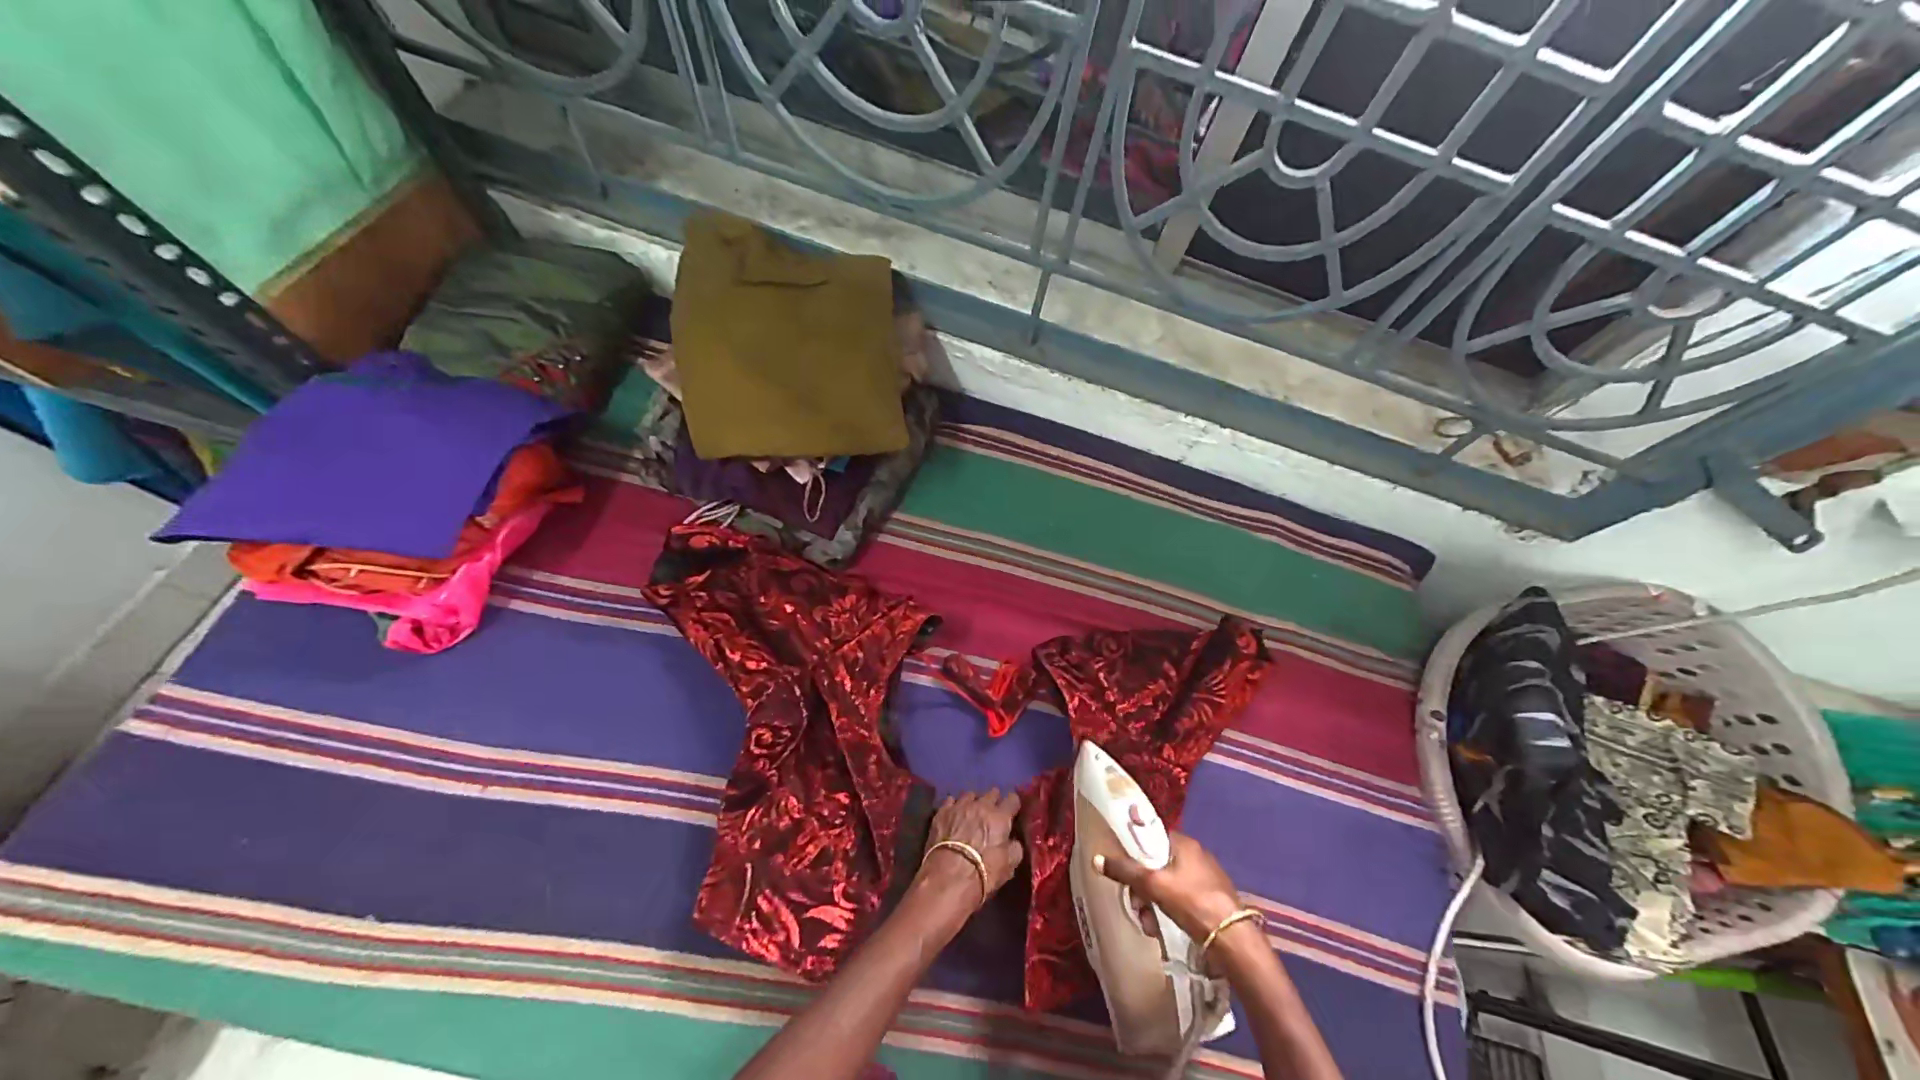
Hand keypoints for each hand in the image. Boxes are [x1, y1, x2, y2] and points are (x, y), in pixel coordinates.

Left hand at [920, 789, 1024, 905]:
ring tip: (971, 813)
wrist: (948, 877)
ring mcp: (959, 806)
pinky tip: (954, 814)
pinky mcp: (941, 812)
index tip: (1012, 811)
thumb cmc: (983, 872)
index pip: (1013, 799)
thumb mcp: (1009, 866)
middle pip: (991, 793)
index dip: (1013, 804)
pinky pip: (950, 801)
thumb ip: (1014, 848)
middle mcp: (981, 805)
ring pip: (970, 795)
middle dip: (994, 801)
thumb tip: (1013, 841)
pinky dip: (954, 806)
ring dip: (973, 802)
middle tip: (992, 813)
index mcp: (1000, 817)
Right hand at [1095, 831, 1243, 942]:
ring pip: (1166, 885)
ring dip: (1151, 903)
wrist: (1232, 941)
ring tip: (1149, 924)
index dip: (1135, 850)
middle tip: (1136, 904)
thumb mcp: (1153, 884)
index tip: (1124, 868)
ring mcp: (1205, 879)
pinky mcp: (1210, 901)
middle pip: (1157, 864)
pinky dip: (1167, 912)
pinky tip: (1161, 929)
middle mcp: (1196, 856)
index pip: (1152, 836)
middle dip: (1141, 886)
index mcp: (1185, 844)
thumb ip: (1125, 870)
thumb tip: (1097, 859)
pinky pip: (1179, 900)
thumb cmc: (1192, 902)